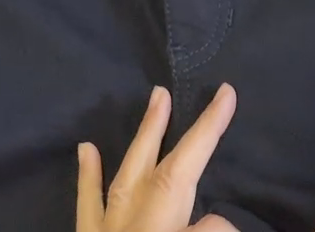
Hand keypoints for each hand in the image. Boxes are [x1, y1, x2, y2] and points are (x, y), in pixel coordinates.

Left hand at [77, 84, 239, 231]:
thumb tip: (228, 219)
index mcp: (164, 231)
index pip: (198, 188)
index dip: (213, 140)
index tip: (228, 96)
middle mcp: (137, 223)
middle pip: (167, 173)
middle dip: (190, 135)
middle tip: (214, 95)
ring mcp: (107, 230)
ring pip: (127, 176)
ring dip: (145, 137)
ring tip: (157, 99)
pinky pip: (87, 204)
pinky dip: (88, 175)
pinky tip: (86, 149)